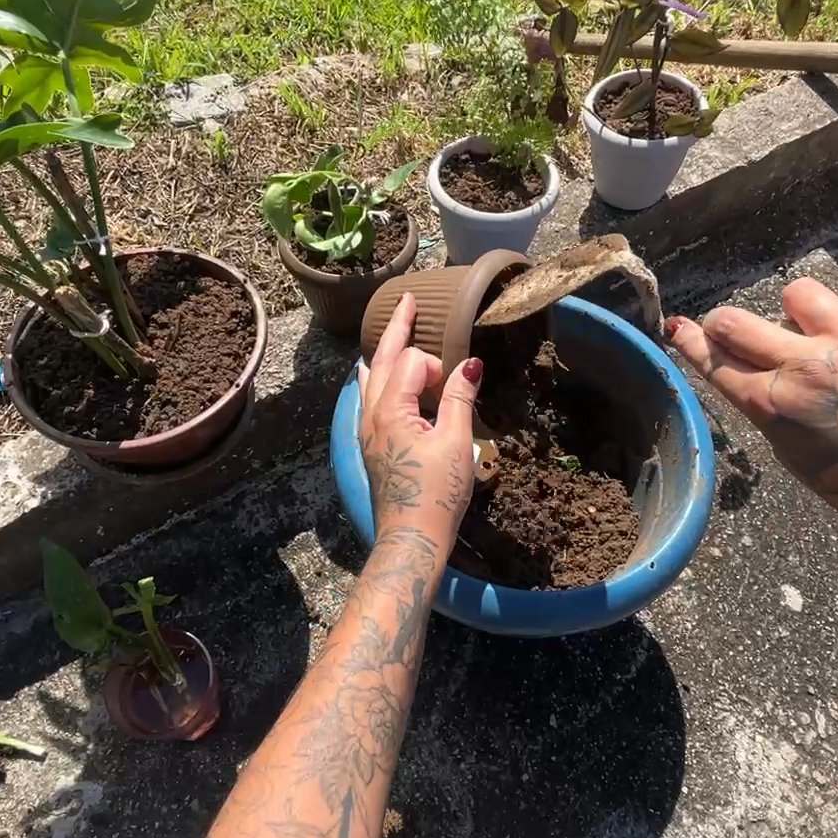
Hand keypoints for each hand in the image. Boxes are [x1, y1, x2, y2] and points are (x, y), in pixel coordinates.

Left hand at [357, 293, 482, 544]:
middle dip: (395, 329)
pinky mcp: (370, 444)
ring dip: (383, 353)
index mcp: (390, 409)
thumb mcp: (456, 443)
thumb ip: (460, 398)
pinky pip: (368, 398)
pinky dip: (377, 378)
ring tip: (390, 333)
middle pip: (381, 360)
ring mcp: (366, 429)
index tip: (453, 387)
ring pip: (370, 378)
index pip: (411, 363)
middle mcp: (371, 414)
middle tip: (406, 301)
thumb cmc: (436, 493)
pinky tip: (377, 378)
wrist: (411, 536)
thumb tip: (471, 364)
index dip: (436, 368)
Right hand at [665, 278, 837, 563]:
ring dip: (798, 313)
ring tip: (820, 334)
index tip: (679, 326)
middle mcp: (807, 367)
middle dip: (726, 324)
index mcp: (773, 406)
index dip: (690, 340)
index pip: (713, 359)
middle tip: (741, 333)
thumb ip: (763, 404)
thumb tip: (741, 363)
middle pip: (735, 321)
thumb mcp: (791, 451)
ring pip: (797, 292)